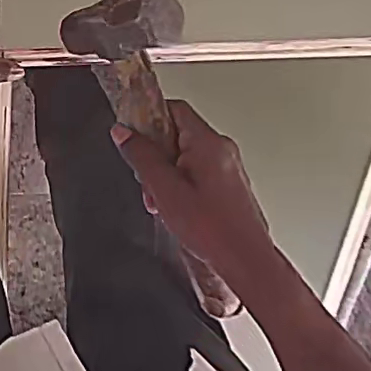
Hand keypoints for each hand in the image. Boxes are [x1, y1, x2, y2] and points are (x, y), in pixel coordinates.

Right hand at [109, 101, 280, 291]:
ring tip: (159, 197)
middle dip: (154, 153)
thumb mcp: (163, 188)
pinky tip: (173, 206)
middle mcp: (222, 150)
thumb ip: (141, 155)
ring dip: (164, 172)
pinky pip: (195, 171)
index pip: (173, 109)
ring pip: (184, 155)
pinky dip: (178, 183)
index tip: (131, 130)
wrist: (246, 262)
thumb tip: (123, 133)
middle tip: (145, 175)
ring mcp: (228, 168)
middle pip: (176, 133)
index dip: (147, 116)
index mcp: (208, 143)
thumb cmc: (213, 229)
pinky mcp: (228, 185)